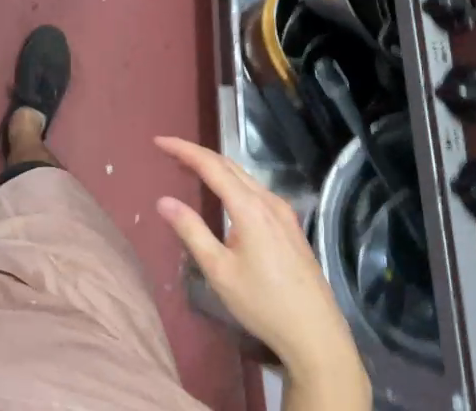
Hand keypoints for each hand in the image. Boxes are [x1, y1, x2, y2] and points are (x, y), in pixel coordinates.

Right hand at [154, 137, 368, 403]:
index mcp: (249, 208)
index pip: (211, 166)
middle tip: (169, 151)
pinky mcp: (291, 227)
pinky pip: (256, 190)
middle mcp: (269, 202)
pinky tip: (224, 193)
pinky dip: (232, 181)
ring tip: (190, 167)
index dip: (183, 150)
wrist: (316, 335)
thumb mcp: (219, 270)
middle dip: (197, 154)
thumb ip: (191, 231)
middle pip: (229, 165)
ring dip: (215, 167)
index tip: (159, 141)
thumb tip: (163, 201)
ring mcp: (284, 213)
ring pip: (244, 177)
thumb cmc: (263, 304)